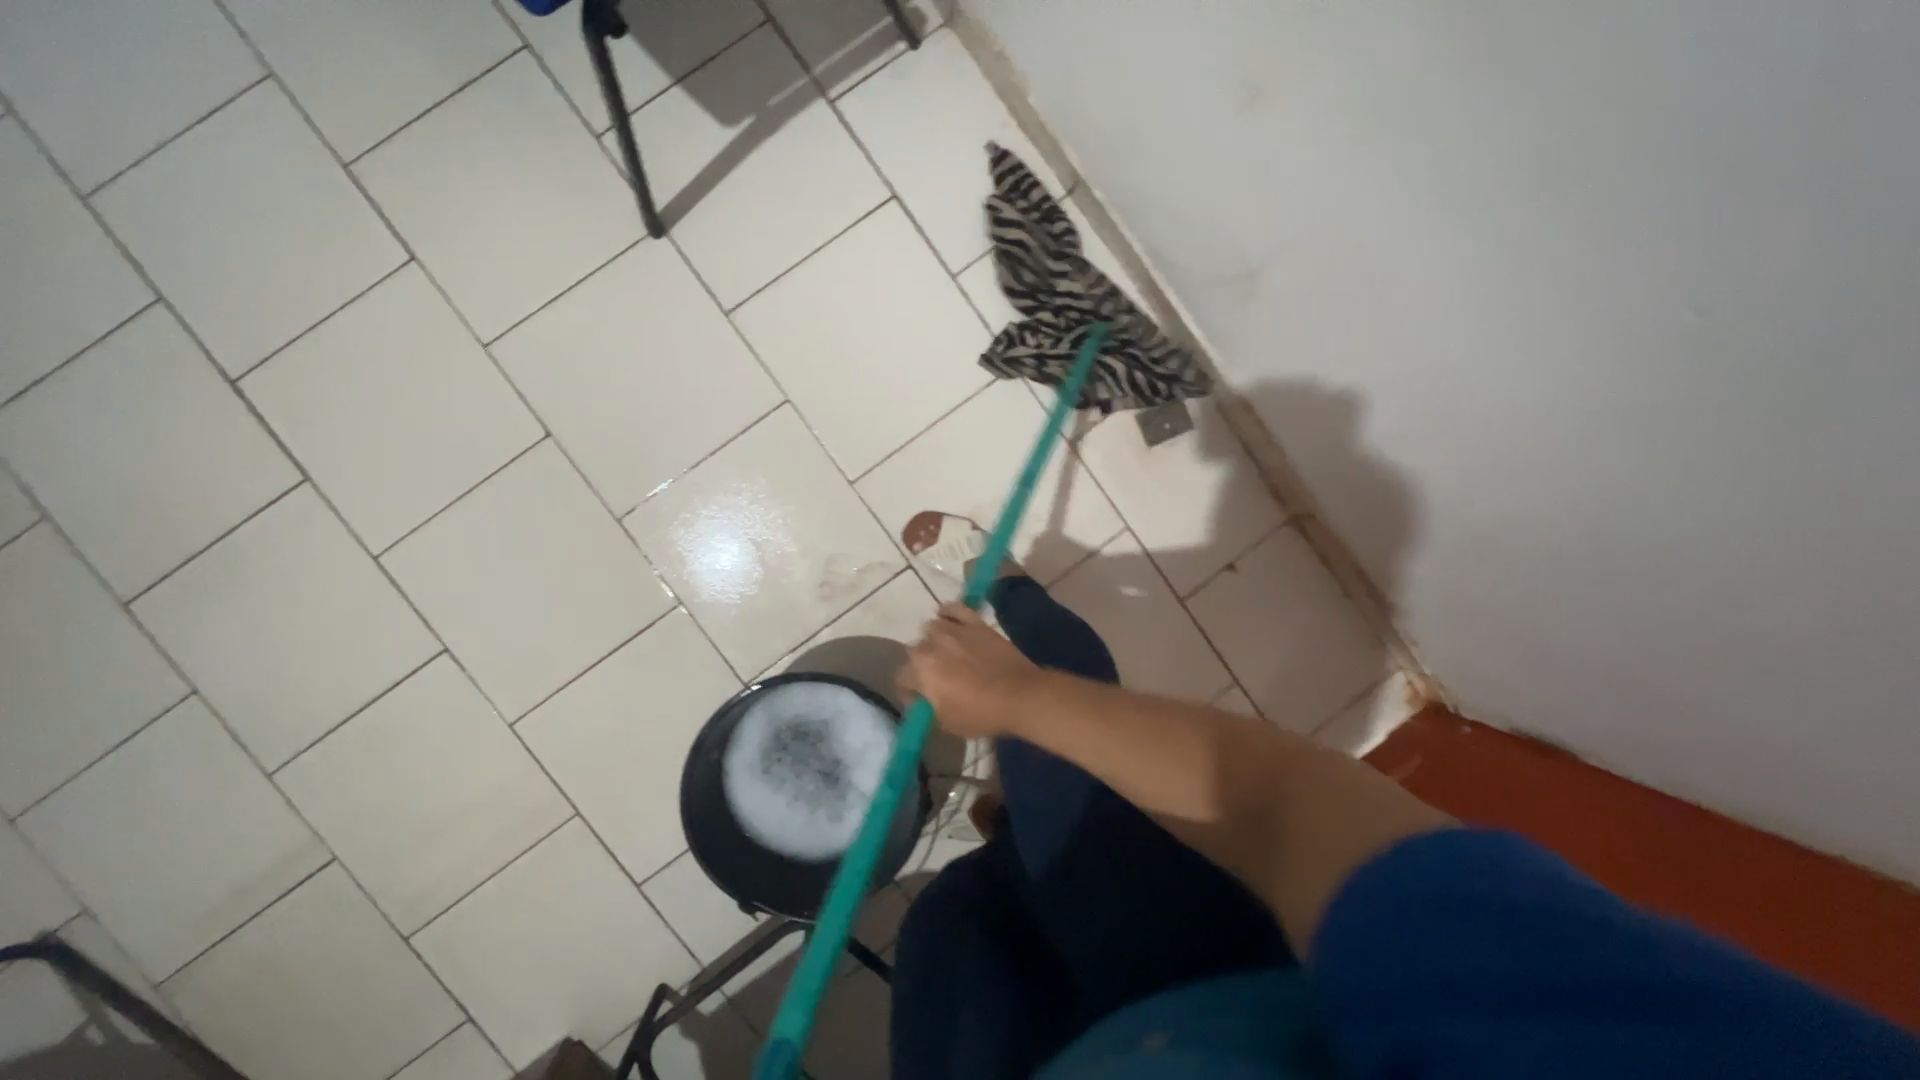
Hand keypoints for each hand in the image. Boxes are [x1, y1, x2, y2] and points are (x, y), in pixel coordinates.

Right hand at [899, 604, 1042, 737]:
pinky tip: (949, 619)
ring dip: (934, 639)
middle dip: (921, 665)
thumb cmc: (981, 713)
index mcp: (920, 670)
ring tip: (945, 651)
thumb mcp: (946, 723)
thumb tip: (922, 702)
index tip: (921, 701)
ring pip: (931, 627)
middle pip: (915, 651)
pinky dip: (948, 612)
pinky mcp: (975, 623)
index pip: (902, 678)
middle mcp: (931, 645)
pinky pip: (954, 608)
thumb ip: (927, 710)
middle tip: (936, 678)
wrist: (1020, 695)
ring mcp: (954, 630)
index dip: (909, 692)